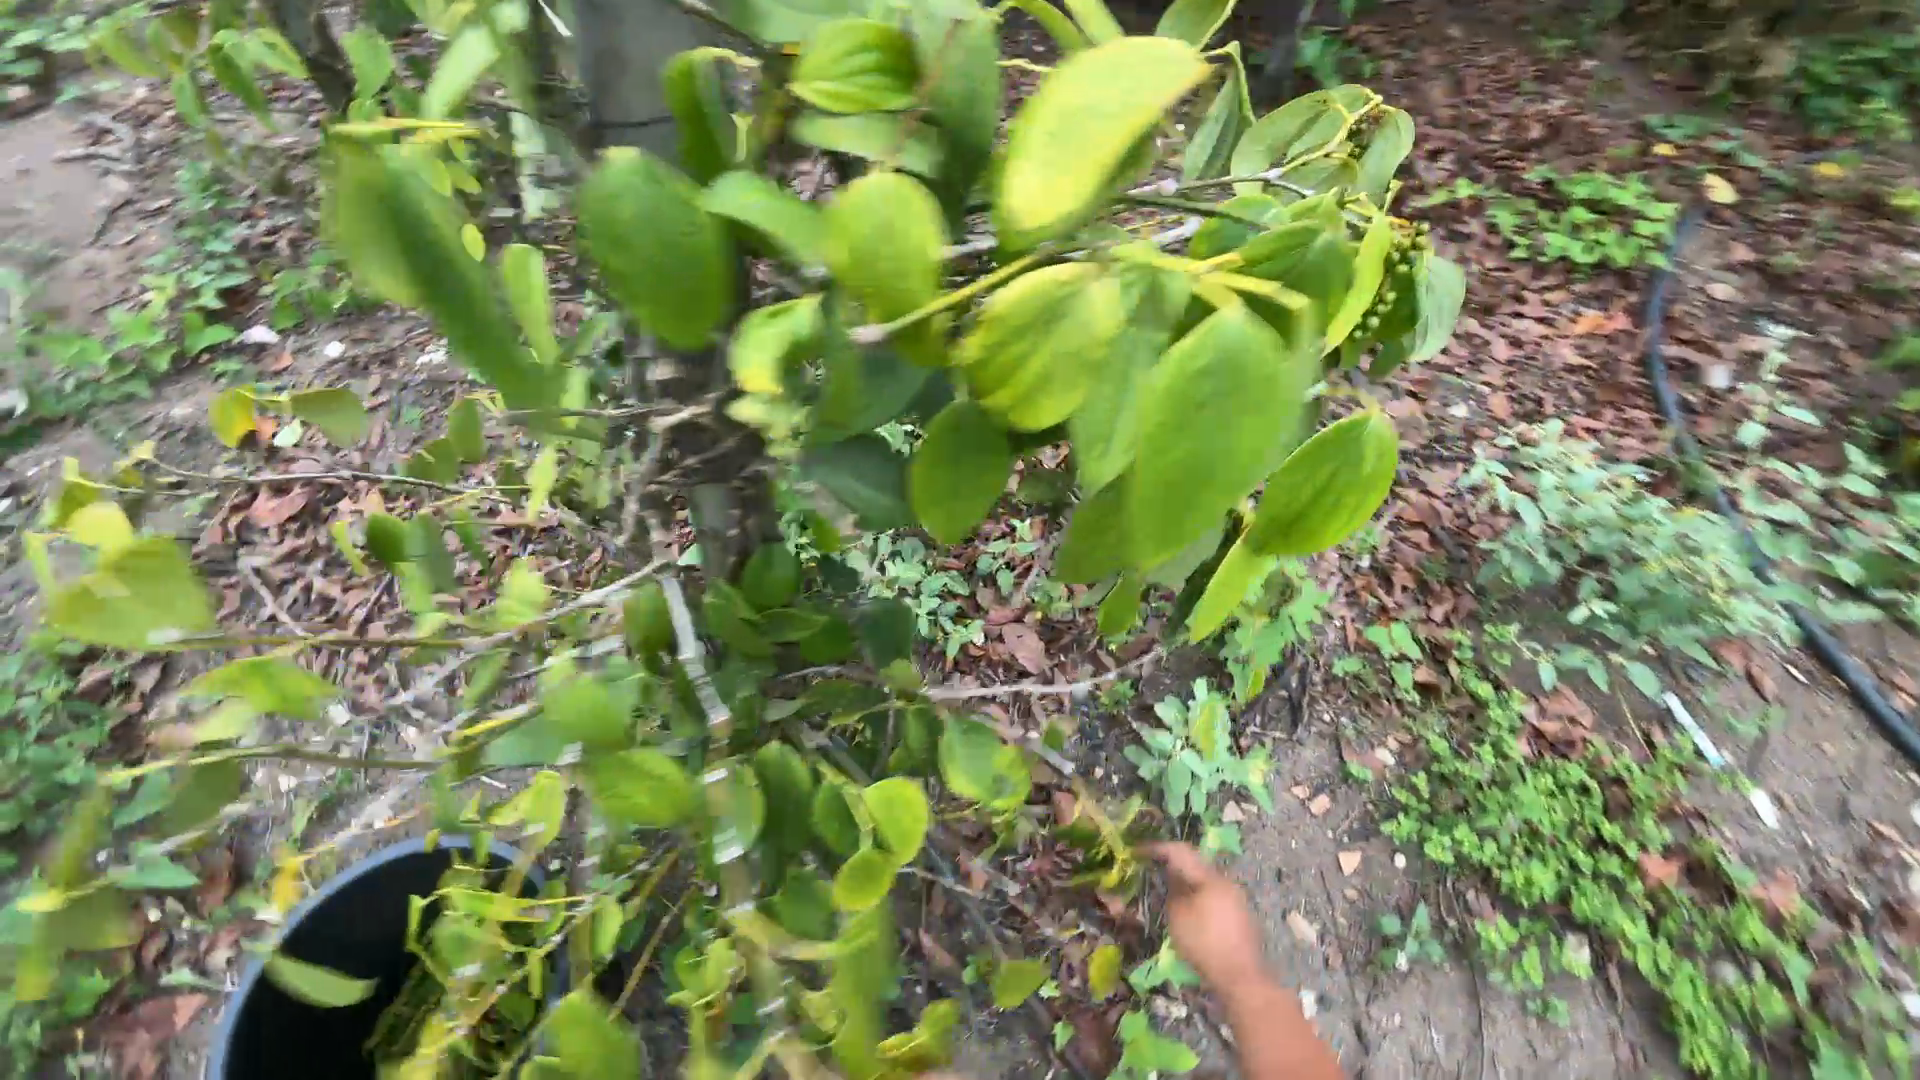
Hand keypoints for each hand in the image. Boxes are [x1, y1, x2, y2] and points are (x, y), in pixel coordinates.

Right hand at [1144, 842, 1267, 989]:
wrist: (1242, 978)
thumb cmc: (1204, 944)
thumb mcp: (1177, 916)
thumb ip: (1172, 889)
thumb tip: (1170, 874)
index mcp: (1210, 877)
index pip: (1180, 851)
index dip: (1157, 848)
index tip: (1138, 851)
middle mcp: (1226, 882)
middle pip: (1196, 864)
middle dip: (1174, 865)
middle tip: (1154, 870)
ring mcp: (1237, 899)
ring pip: (1206, 881)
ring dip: (1187, 883)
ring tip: (1169, 892)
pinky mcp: (1242, 916)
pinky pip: (1215, 897)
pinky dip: (1199, 897)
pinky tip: (1191, 912)